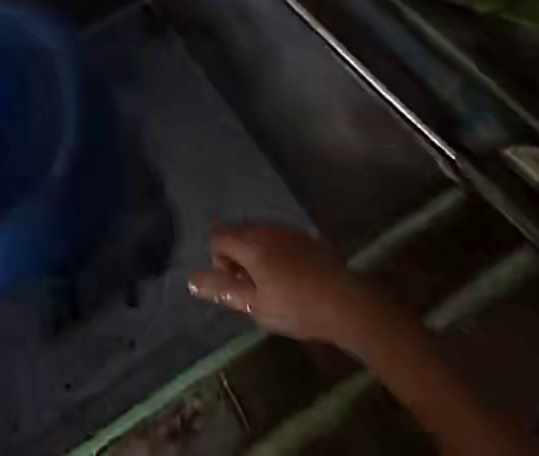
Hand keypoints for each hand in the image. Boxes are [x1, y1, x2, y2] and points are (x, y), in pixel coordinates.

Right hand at [187, 225, 359, 343]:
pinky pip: (279, 240)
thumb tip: (190, 279)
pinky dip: (276, 254)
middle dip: (237, 259)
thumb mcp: (255, 305)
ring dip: (256, 256)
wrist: (348, 304)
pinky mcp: (306, 238)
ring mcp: (287, 231)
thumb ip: (221, 290)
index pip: (217, 239)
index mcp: (250, 245)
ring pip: (259, 237)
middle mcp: (265, 230)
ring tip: (273, 285)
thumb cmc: (297, 308)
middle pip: (237, 235)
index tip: (236, 286)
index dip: (218, 263)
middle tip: (253, 289)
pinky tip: (293, 278)